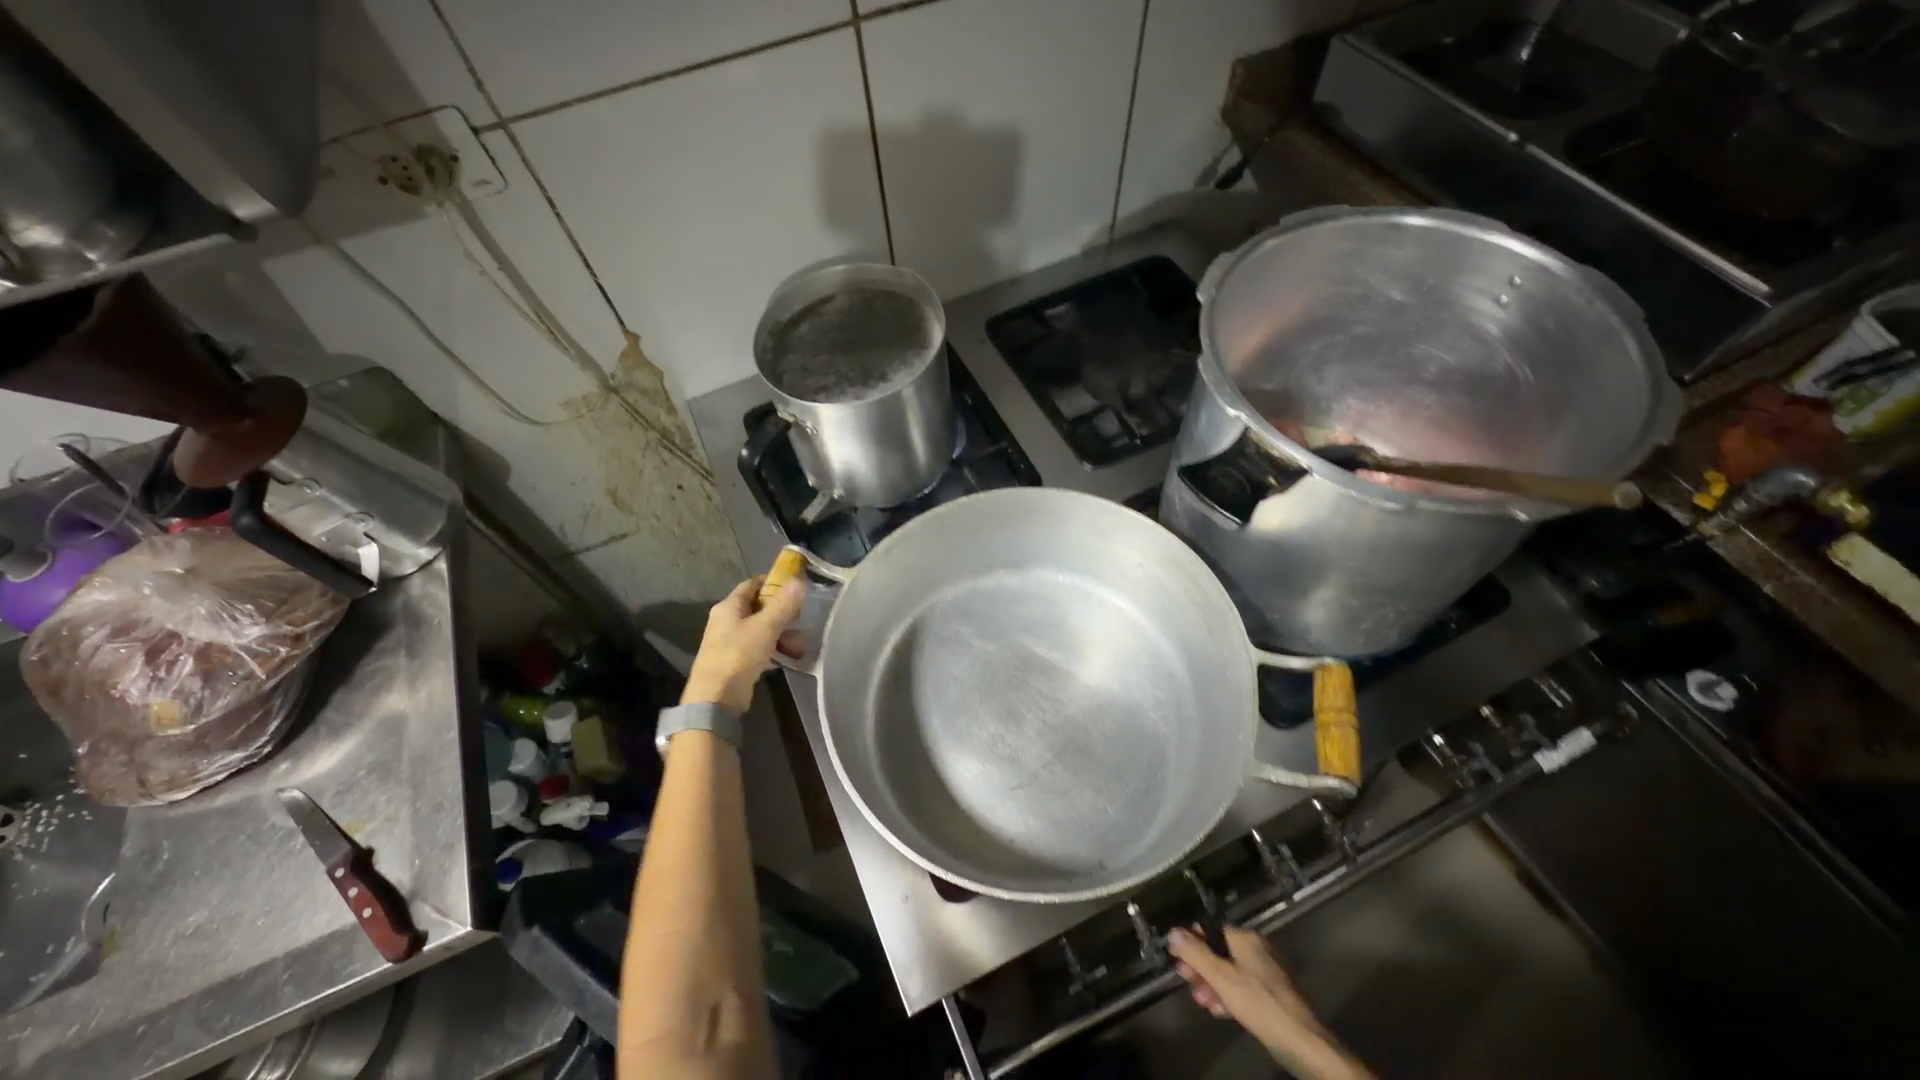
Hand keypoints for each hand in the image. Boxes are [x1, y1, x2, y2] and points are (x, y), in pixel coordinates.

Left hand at [682, 574, 806, 714]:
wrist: (716, 697)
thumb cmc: (739, 655)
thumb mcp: (765, 626)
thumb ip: (783, 604)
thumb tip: (799, 580)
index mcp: (728, 607)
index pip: (752, 584)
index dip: (773, 583)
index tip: (795, 587)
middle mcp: (726, 621)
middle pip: (758, 609)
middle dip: (782, 614)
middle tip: (802, 621)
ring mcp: (729, 643)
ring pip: (760, 631)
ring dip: (781, 635)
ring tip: (800, 646)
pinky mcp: (734, 663)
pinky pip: (758, 650)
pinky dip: (773, 651)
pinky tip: (788, 659)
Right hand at [1168, 926, 1372, 1079]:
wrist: (1300, 1039)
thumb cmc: (1258, 1003)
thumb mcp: (1221, 978)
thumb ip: (1196, 953)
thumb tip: (1174, 931)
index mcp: (1247, 939)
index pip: (1211, 931)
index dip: (1191, 943)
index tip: (1176, 958)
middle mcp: (1258, 949)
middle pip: (1220, 951)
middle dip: (1201, 967)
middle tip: (1186, 982)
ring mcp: (1267, 971)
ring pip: (1230, 972)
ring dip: (1212, 984)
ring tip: (1202, 1002)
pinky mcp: (1272, 993)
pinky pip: (1244, 986)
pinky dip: (1229, 995)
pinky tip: (1220, 1010)